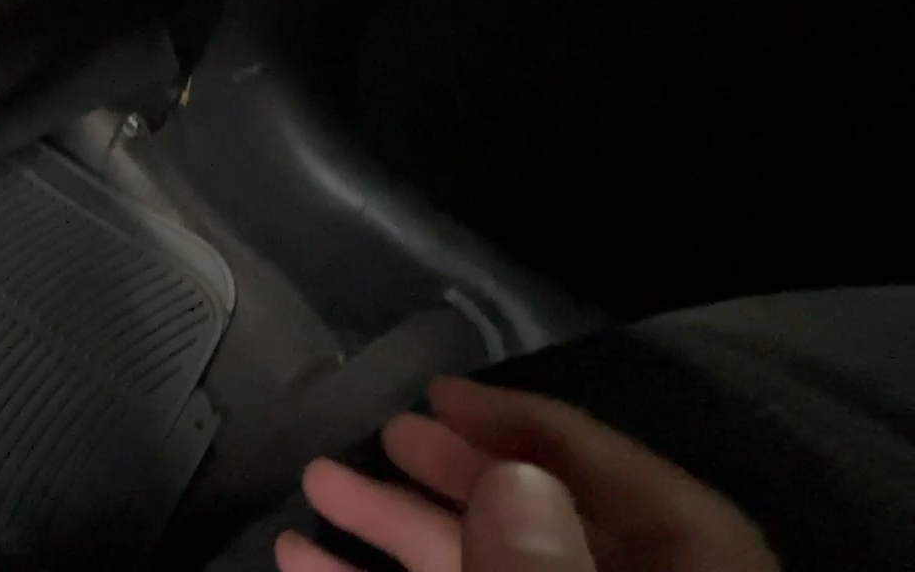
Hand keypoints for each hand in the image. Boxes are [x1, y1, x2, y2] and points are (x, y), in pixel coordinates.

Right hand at [274, 378, 779, 571]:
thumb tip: (514, 478)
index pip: (653, 500)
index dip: (549, 431)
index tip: (450, 396)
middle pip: (542, 523)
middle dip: (451, 468)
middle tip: (384, 428)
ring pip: (468, 563)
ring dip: (385, 519)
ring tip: (315, 478)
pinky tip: (299, 555)